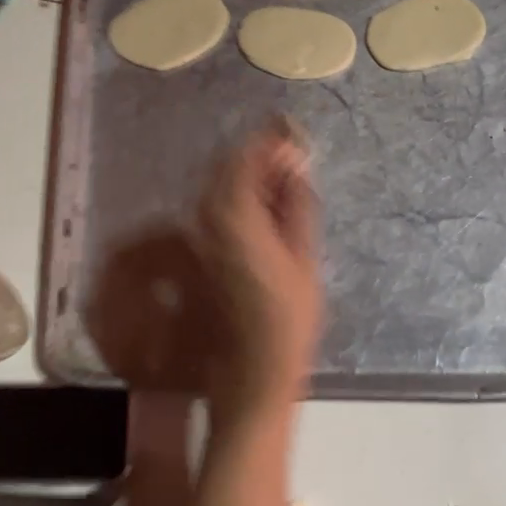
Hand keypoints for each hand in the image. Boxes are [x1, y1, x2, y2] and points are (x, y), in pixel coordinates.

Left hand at [196, 117, 322, 424]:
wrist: (253, 369)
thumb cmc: (289, 320)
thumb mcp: (305, 258)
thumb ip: (298, 204)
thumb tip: (295, 162)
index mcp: (234, 216)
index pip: (245, 157)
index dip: (270, 141)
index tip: (294, 135)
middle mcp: (207, 220)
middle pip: (228, 169)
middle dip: (260, 158)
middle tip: (296, 164)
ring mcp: (200, 237)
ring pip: (222, 189)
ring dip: (252, 181)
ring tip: (289, 191)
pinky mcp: (202, 253)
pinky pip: (220, 211)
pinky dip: (244, 202)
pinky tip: (270, 216)